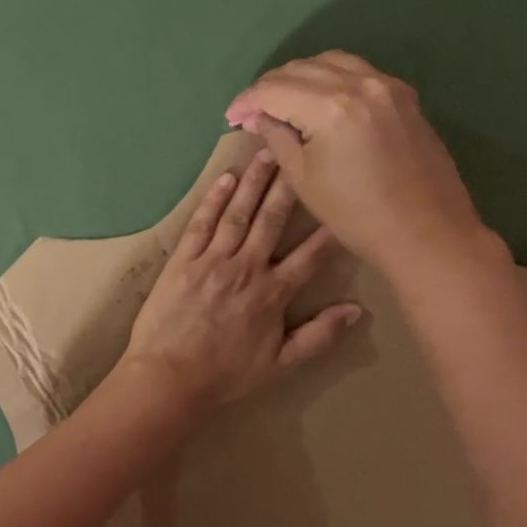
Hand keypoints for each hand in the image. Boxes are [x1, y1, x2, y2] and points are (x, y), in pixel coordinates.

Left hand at [121, 148, 360, 409]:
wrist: (169, 375)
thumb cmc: (224, 374)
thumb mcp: (280, 363)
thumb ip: (318, 335)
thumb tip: (357, 310)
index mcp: (273, 293)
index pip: (312, 253)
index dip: (331, 227)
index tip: (345, 199)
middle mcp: (245, 268)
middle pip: (272, 220)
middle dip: (289, 186)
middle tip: (303, 151)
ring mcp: (211, 262)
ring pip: (237, 215)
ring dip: (253, 183)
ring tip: (267, 153)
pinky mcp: (180, 262)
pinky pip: (199, 225)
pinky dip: (213, 201)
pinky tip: (225, 180)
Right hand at [225, 51, 488, 271]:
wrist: (424, 228)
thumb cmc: (353, 211)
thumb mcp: (301, 177)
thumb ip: (277, 137)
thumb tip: (258, 117)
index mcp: (331, 107)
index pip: (273, 89)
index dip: (245, 101)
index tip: (231, 118)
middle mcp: (360, 85)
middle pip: (300, 68)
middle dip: (268, 87)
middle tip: (251, 113)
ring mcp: (386, 86)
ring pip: (329, 62)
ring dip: (298, 77)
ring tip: (282, 104)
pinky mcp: (402, 95)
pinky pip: (356, 71)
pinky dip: (328, 79)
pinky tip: (317, 103)